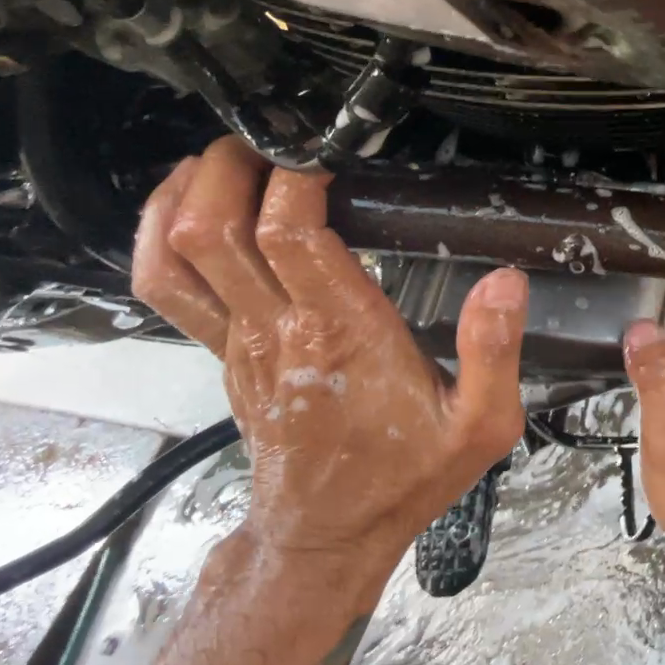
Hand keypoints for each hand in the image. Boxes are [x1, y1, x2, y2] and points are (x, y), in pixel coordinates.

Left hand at [130, 136, 527, 567]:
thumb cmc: (406, 475)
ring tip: (219, 157)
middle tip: (265, 132)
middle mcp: (280, 331)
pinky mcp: (227, 357)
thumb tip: (505, 279)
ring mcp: (241, 345)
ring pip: (176, 258)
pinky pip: (170, 290)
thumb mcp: (482, 422)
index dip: (296, 178)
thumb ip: (496, 349)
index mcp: (345, 334)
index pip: (293, 235)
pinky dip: (160, 240)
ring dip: (184, 198)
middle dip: (231, 168)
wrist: (330, 532)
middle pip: (215, 232)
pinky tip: (185, 212)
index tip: (324, 149)